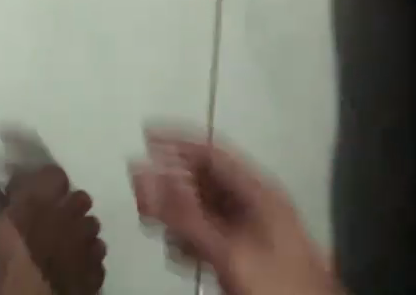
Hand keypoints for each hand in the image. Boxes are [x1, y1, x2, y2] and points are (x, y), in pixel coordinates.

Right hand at [131, 132, 341, 294]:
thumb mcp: (227, 250)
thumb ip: (182, 214)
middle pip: (204, 180)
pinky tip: (176, 251)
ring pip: (203, 210)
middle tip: (137, 186)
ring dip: (175, 213)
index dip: (178, 140)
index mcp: (259, 194)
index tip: (144, 135)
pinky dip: (188, 238)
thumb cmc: (277, 285)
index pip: (212, 152)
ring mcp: (252, 236)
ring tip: (150, 221)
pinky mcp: (246, 260)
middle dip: (169, 181)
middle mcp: (254, 207)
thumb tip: (139, 172)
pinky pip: (209, 236)